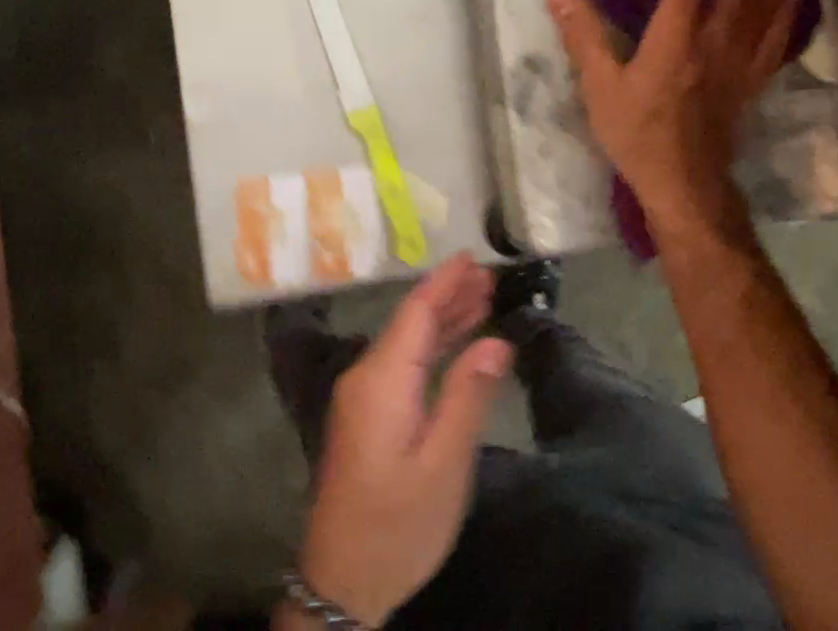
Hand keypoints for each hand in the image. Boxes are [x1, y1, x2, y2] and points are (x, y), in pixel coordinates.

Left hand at [298, 254, 512, 625]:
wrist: (342, 580)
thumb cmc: (398, 524)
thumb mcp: (444, 464)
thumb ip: (468, 396)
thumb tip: (495, 341)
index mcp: (381, 382)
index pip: (415, 315)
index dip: (444, 284)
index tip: (472, 257)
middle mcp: (366, 379)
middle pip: (410, 325)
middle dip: (448, 297)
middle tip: (490, 275)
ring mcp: (363, 400)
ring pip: (406, 345)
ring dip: (442, 321)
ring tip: (481, 298)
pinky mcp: (367, 419)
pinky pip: (402, 367)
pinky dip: (431, 349)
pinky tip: (455, 346)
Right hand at [547, 0, 809, 243]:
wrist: (683, 184)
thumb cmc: (637, 135)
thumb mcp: (599, 87)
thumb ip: (582, 36)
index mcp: (674, 35)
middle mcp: (713, 40)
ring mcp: (737, 64)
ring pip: (768, 10)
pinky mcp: (749, 86)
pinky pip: (774, 45)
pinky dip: (786, 20)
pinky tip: (794, 5)